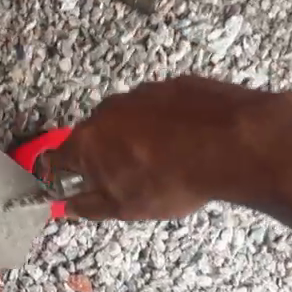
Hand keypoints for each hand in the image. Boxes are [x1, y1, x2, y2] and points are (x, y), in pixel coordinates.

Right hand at [41, 76, 286, 219]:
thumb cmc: (173, 179)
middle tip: (124, 178)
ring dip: (135, 138)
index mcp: (87, 142)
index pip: (55, 158)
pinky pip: (160, 107)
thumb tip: (69, 206)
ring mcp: (143, 93)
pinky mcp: (177, 83)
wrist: (236, 144)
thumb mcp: (124, 207)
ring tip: (162, 160)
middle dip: (102, 156)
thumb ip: (89, 206)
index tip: (68, 185)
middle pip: (92, 136)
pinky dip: (165, 123)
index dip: (58, 174)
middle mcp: (107, 111)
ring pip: (127, 119)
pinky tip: (185, 142)